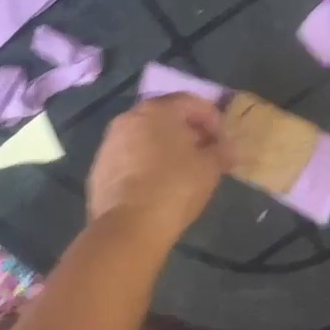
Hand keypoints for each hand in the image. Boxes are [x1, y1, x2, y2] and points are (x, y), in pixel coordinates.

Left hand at [87, 94, 228, 243]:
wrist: (128, 227)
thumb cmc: (175, 187)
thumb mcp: (209, 168)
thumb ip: (222, 152)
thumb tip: (231, 149)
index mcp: (157, 110)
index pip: (191, 102)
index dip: (213, 119)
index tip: (223, 142)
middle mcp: (129, 118)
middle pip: (165, 117)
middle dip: (188, 132)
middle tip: (205, 153)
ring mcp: (110, 143)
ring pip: (145, 137)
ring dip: (165, 147)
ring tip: (182, 171)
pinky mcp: (99, 168)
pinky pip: (129, 158)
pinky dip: (145, 164)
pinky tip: (157, 185)